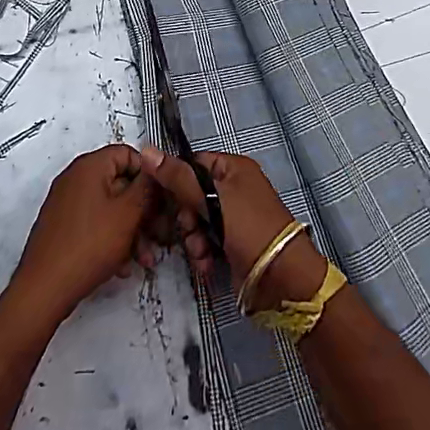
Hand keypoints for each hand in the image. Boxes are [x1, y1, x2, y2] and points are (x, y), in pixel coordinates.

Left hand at [11, 145, 160, 313]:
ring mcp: (67, 204)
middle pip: (120, 184)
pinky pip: (96, 225)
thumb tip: (153, 171)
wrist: (45, 289)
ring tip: (143, 256)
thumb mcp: (128, 213)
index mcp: (89, 167)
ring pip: (110, 208)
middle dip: (143, 210)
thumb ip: (146, 188)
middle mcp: (75, 180)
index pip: (127, 154)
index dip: (148, 174)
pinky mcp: (63, 227)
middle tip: (158, 231)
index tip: (160, 195)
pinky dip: (112, 239)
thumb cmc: (84, 248)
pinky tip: (123, 264)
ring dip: (131, 230)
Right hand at [139, 146, 326, 311]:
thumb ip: (178, 178)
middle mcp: (233, 188)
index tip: (163, 198)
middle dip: (185, 217)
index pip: (193, 164)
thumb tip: (146, 151)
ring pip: (196, 221)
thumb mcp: (212, 199)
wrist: (283, 278)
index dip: (176, 181)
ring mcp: (233, 217)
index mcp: (233, 168)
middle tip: (189, 229)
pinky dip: (202, 252)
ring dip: (192, 238)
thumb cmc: (250, 228)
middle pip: (191, 195)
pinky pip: (206, 240)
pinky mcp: (232, 242)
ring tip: (200, 251)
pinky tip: (206, 263)